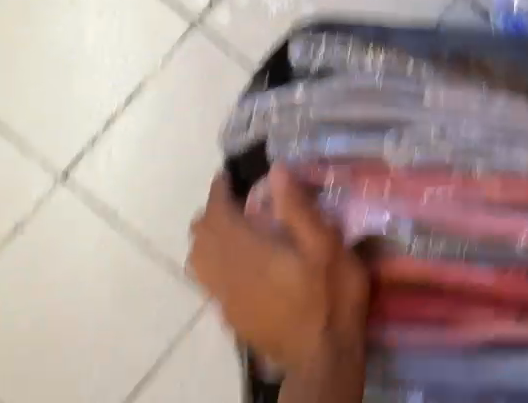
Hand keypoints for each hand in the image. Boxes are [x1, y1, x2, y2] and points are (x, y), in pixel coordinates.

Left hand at [188, 168, 369, 373]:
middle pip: (201, 236)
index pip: (216, 214)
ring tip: (233, 225)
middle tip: (236, 197)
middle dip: (213, 211)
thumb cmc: (330, 295)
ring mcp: (226, 298)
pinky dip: (213, 260)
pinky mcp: (232, 315)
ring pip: (198, 260)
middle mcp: (227, 273)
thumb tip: (276, 171)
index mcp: (248, 251)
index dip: (219, 191)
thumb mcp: (326, 246)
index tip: (230, 175)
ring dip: (209, 236)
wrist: (322, 356)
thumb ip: (298, 208)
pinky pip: (207, 280)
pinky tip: (240, 260)